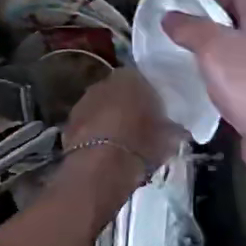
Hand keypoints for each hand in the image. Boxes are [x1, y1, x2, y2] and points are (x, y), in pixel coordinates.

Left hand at [63, 67, 181, 180]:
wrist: (101, 167)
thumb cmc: (142, 144)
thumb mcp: (169, 137)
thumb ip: (172, 128)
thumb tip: (176, 129)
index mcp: (131, 77)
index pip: (143, 79)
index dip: (149, 96)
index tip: (156, 112)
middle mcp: (104, 83)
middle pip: (118, 92)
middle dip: (126, 106)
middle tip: (139, 126)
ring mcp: (83, 102)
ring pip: (101, 108)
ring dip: (108, 120)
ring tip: (121, 142)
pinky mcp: (68, 124)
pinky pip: (87, 125)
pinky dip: (94, 134)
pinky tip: (103, 151)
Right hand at [160, 0, 245, 167]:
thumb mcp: (212, 48)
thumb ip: (190, 29)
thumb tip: (169, 15)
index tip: (189, 16)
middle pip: (242, 26)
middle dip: (213, 33)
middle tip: (184, 45)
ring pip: (244, 59)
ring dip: (219, 65)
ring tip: (192, 74)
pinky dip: (229, 92)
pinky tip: (211, 104)